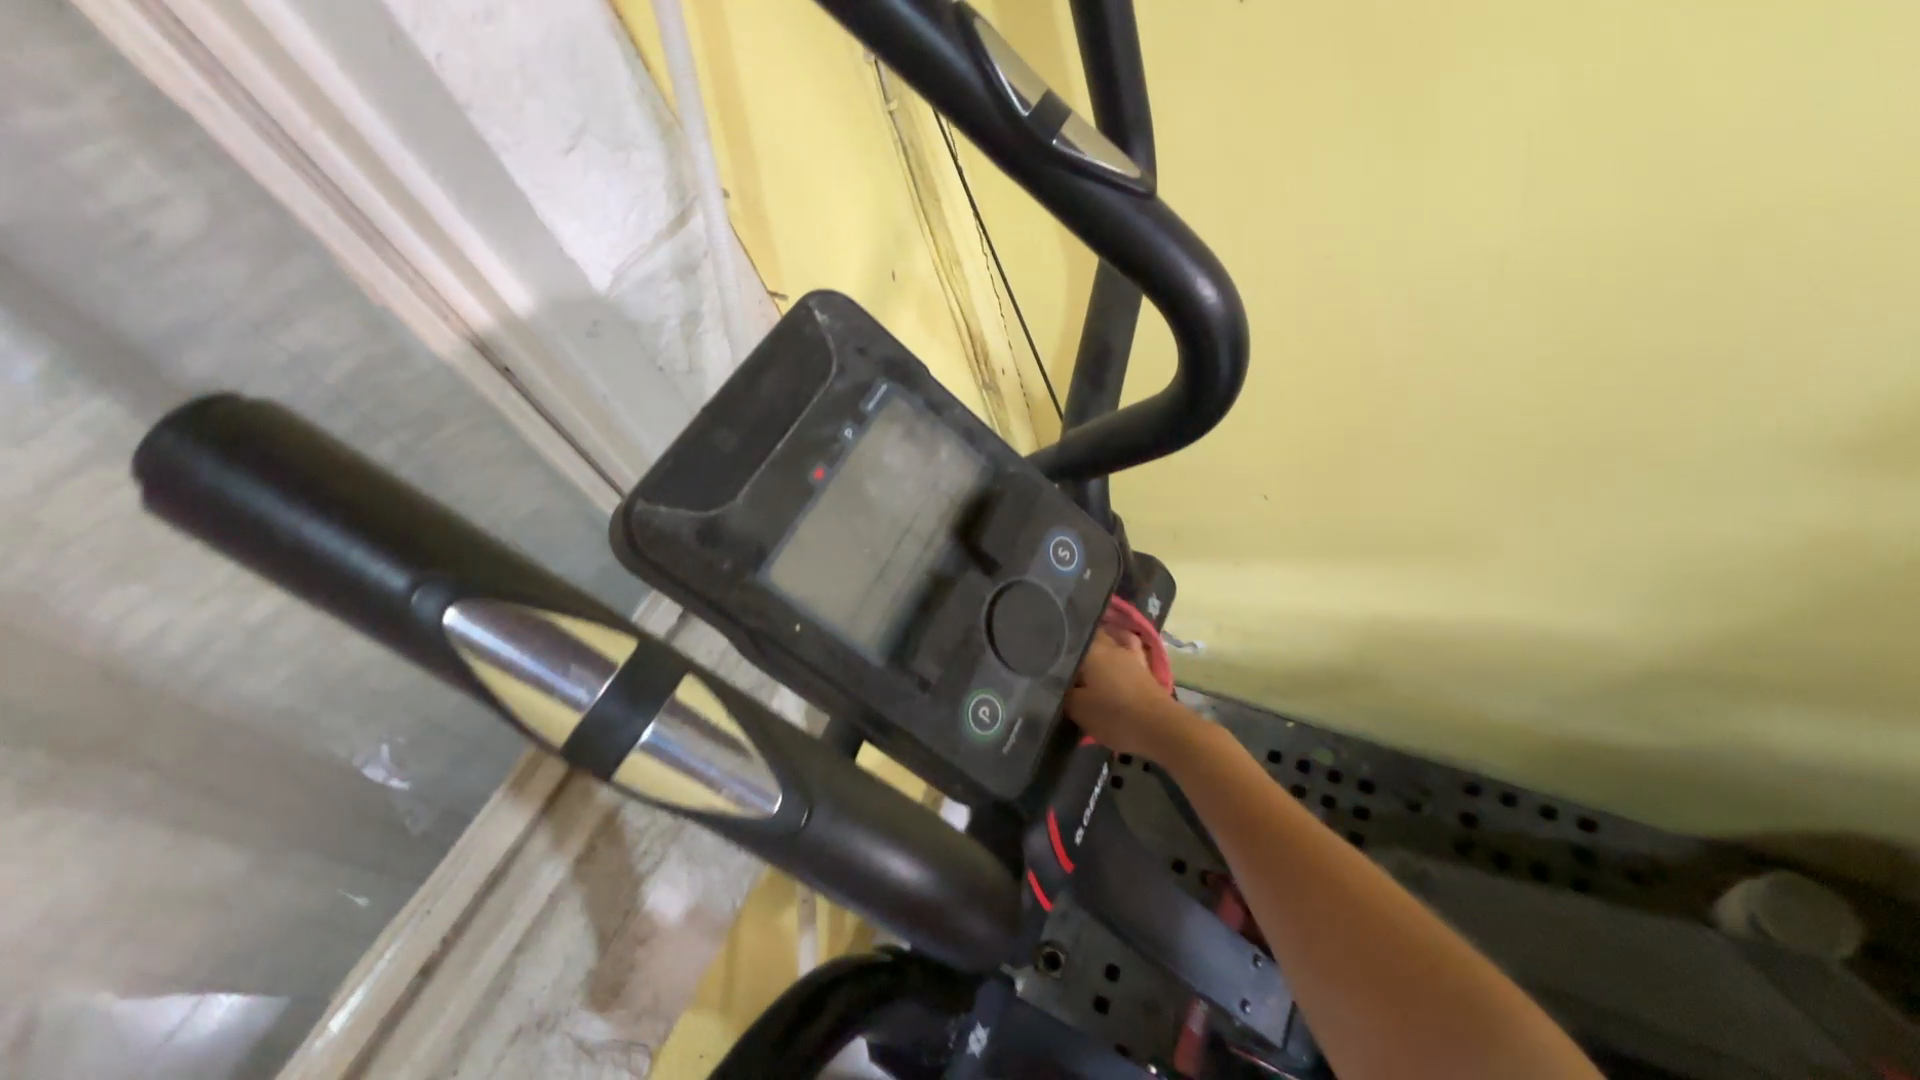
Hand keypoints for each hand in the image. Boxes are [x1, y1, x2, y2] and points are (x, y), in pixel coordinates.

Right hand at [1064, 630, 1192, 759]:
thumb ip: (1064, 692)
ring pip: (1113, 640)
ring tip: (1090, 655)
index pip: (1070, 637)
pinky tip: (1116, 658)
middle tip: (1066, 656)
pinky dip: (1122, 651)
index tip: (1048, 652)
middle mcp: (1111, 645)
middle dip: (1080, 643)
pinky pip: (1129, 651)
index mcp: (1091, 650)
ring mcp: (1131, 655)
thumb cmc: (1113, 715)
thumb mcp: (1077, 709)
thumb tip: (1059, 683)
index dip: (1059, 643)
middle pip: (1092, 636)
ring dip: (1103, 644)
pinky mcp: (1145, 668)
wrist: (1159, 727)